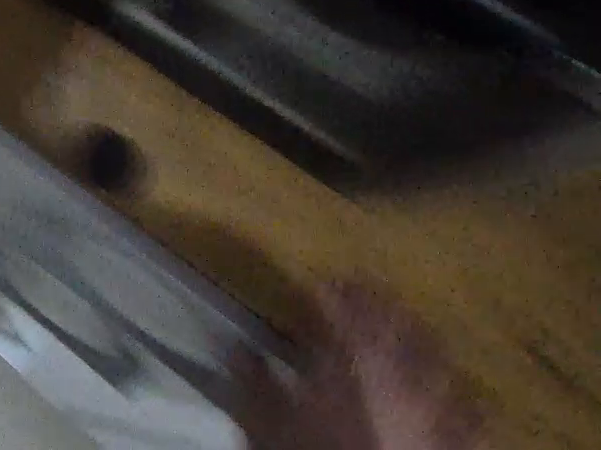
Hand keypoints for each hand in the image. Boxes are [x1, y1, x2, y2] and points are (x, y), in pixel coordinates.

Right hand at [236, 282, 482, 449]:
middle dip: (382, 308)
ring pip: (442, 365)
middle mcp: (403, 386)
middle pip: (401, 333)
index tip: (319, 280)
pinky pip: (472, 410)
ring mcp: (442, 420)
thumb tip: (240, 345)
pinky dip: (455, 386)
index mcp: (351, 371)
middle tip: (364, 288)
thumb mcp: (263, 423)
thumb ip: (253, 380)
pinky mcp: (463, 449)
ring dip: (422, 340)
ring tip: (406, 326)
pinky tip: (450, 384)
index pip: (345, 317)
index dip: (334, 295)